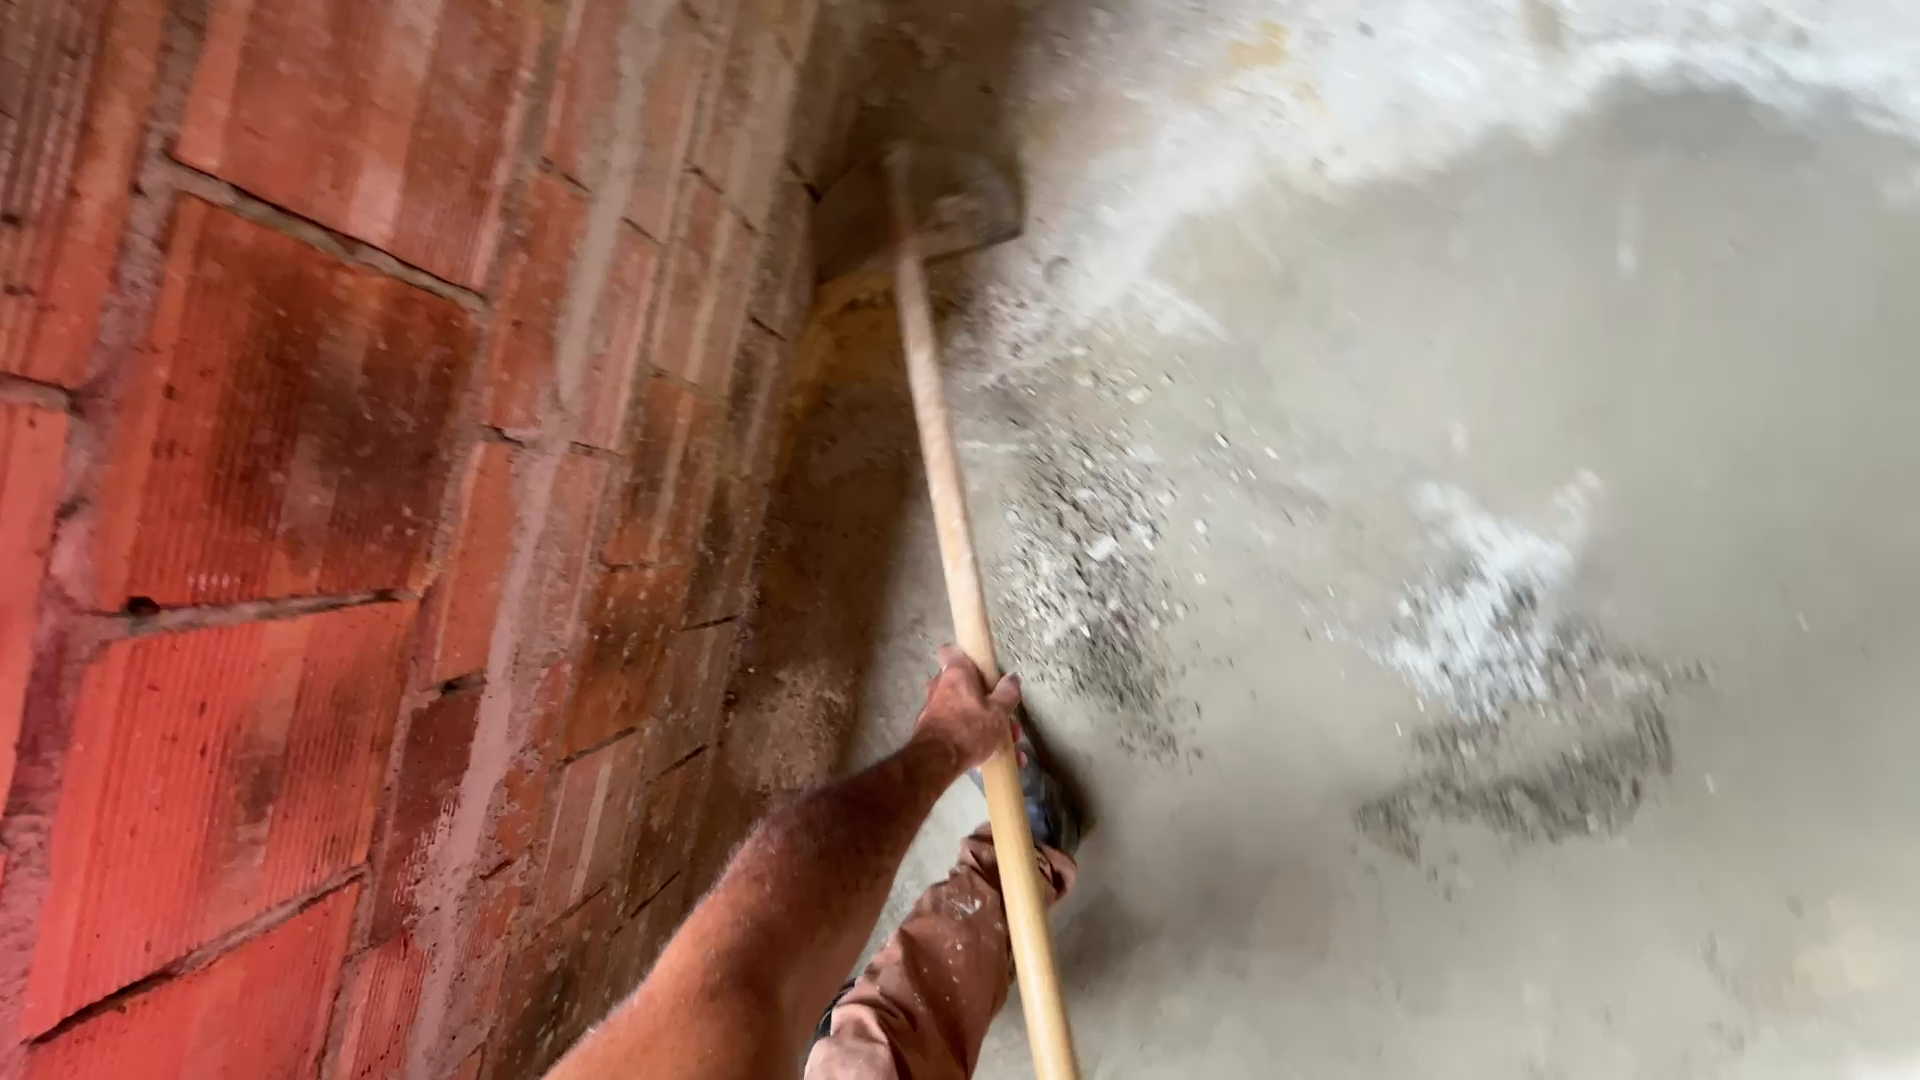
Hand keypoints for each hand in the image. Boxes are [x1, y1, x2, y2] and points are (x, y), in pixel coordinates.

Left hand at [912, 645, 1020, 770]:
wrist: (936, 762)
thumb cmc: (968, 729)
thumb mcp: (998, 712)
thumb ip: (1007, 693)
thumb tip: (1012, 678)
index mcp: (956, 673)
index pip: (952, 651)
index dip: (967, 656)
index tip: (983, 668)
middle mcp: (941, 687)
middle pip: (969, 687)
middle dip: (992, 705)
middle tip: (1009, 722)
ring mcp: (935, 709)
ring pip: (968, 712)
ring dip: (989, 727)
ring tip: (1010, 748)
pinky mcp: (933, 730)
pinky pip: (960, 729)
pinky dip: (976, 741)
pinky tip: (995, 760)